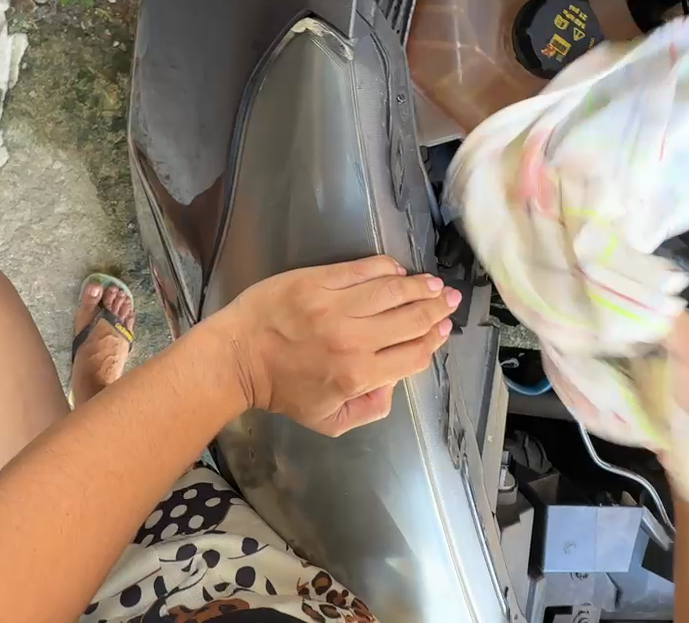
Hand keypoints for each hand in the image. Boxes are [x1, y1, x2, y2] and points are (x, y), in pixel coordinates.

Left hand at [204, 256, 460, 436]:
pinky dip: (385, 268)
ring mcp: (334, 305)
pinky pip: (361, 269)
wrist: (238, 356)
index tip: (444, 329)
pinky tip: (398, 269)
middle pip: (408, 320)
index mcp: (358, 375)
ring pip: (390, 291)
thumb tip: (393, 384)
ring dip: (418, 286)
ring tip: (434, 283)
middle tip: (450, 300)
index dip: (433, 341)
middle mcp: (352, 339)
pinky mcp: (317, 280)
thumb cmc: (282, 390)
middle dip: (435, 310)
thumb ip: (368, 411)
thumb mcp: (328, 421)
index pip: (411, 355)